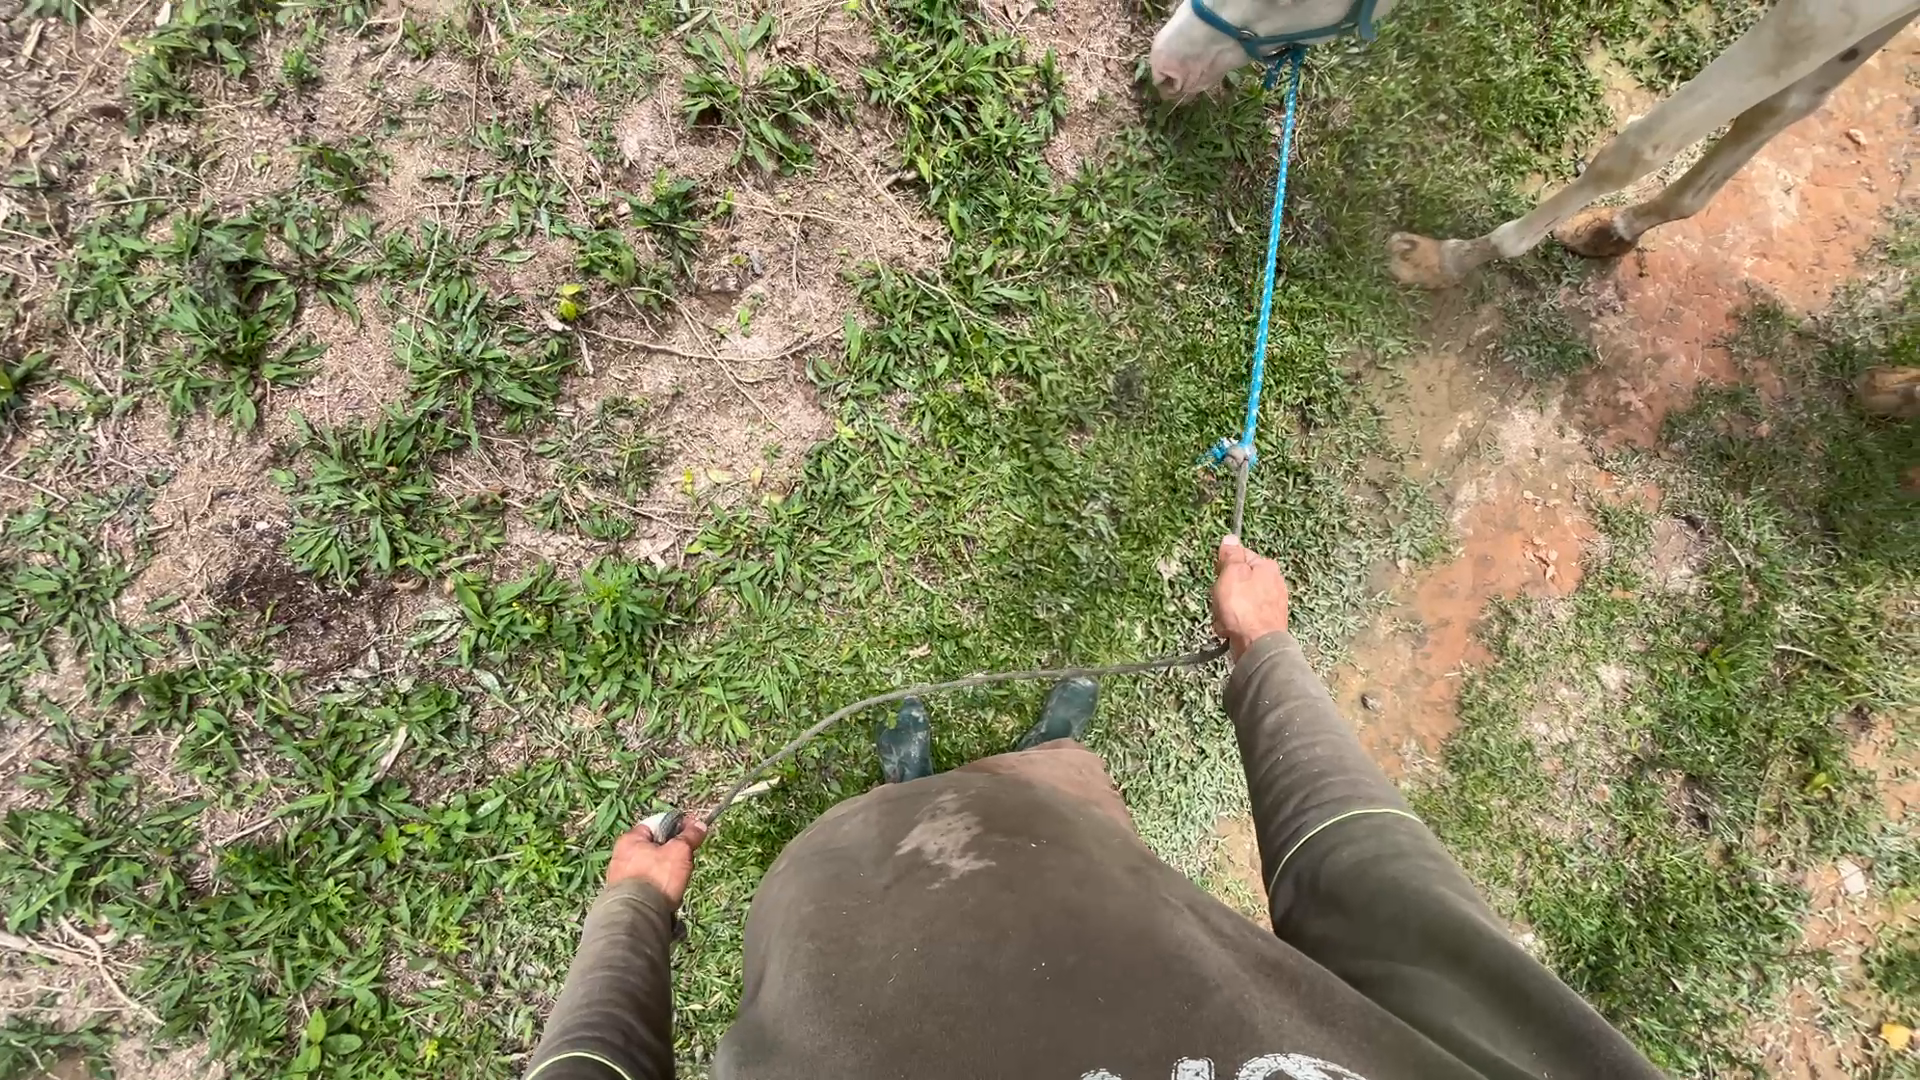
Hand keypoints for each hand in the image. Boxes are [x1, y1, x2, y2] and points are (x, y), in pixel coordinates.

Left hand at [605, 818, 707, 907]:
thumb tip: (700, 825)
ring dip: (667, 870)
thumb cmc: (657, 877)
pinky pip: (646, 884)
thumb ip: (690, 836)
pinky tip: (667, 893)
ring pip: (652, 866)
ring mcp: (619, 878)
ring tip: (679, 879)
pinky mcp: (623, 897)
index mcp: (631, 839)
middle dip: (674, 851)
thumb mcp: (680, 851)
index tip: (695, 832)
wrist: (636, 917)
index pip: (659, 823)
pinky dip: (658, 885)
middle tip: (688, 858)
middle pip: (655, 846)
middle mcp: (620, 856)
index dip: (680, 825)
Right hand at [1212, 535, 1289, 659]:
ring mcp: (1272, 603)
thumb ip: (1230, 555)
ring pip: (1238, 599)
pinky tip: (1230, 627)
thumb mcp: (1231, 573)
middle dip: (1224, 590)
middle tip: (1221, 598)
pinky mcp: (1267, 621)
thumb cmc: (1242, 607)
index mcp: (1266, 566)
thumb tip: (1230, 538)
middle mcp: (1274, 582)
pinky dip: (1234, 621)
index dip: (1223, 566)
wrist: (1257, 644)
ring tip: (1226, 617)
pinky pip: (1243, 615)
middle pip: (1238, 578)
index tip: (1218, 577)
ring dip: (1226, 608)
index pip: (1239, 556)